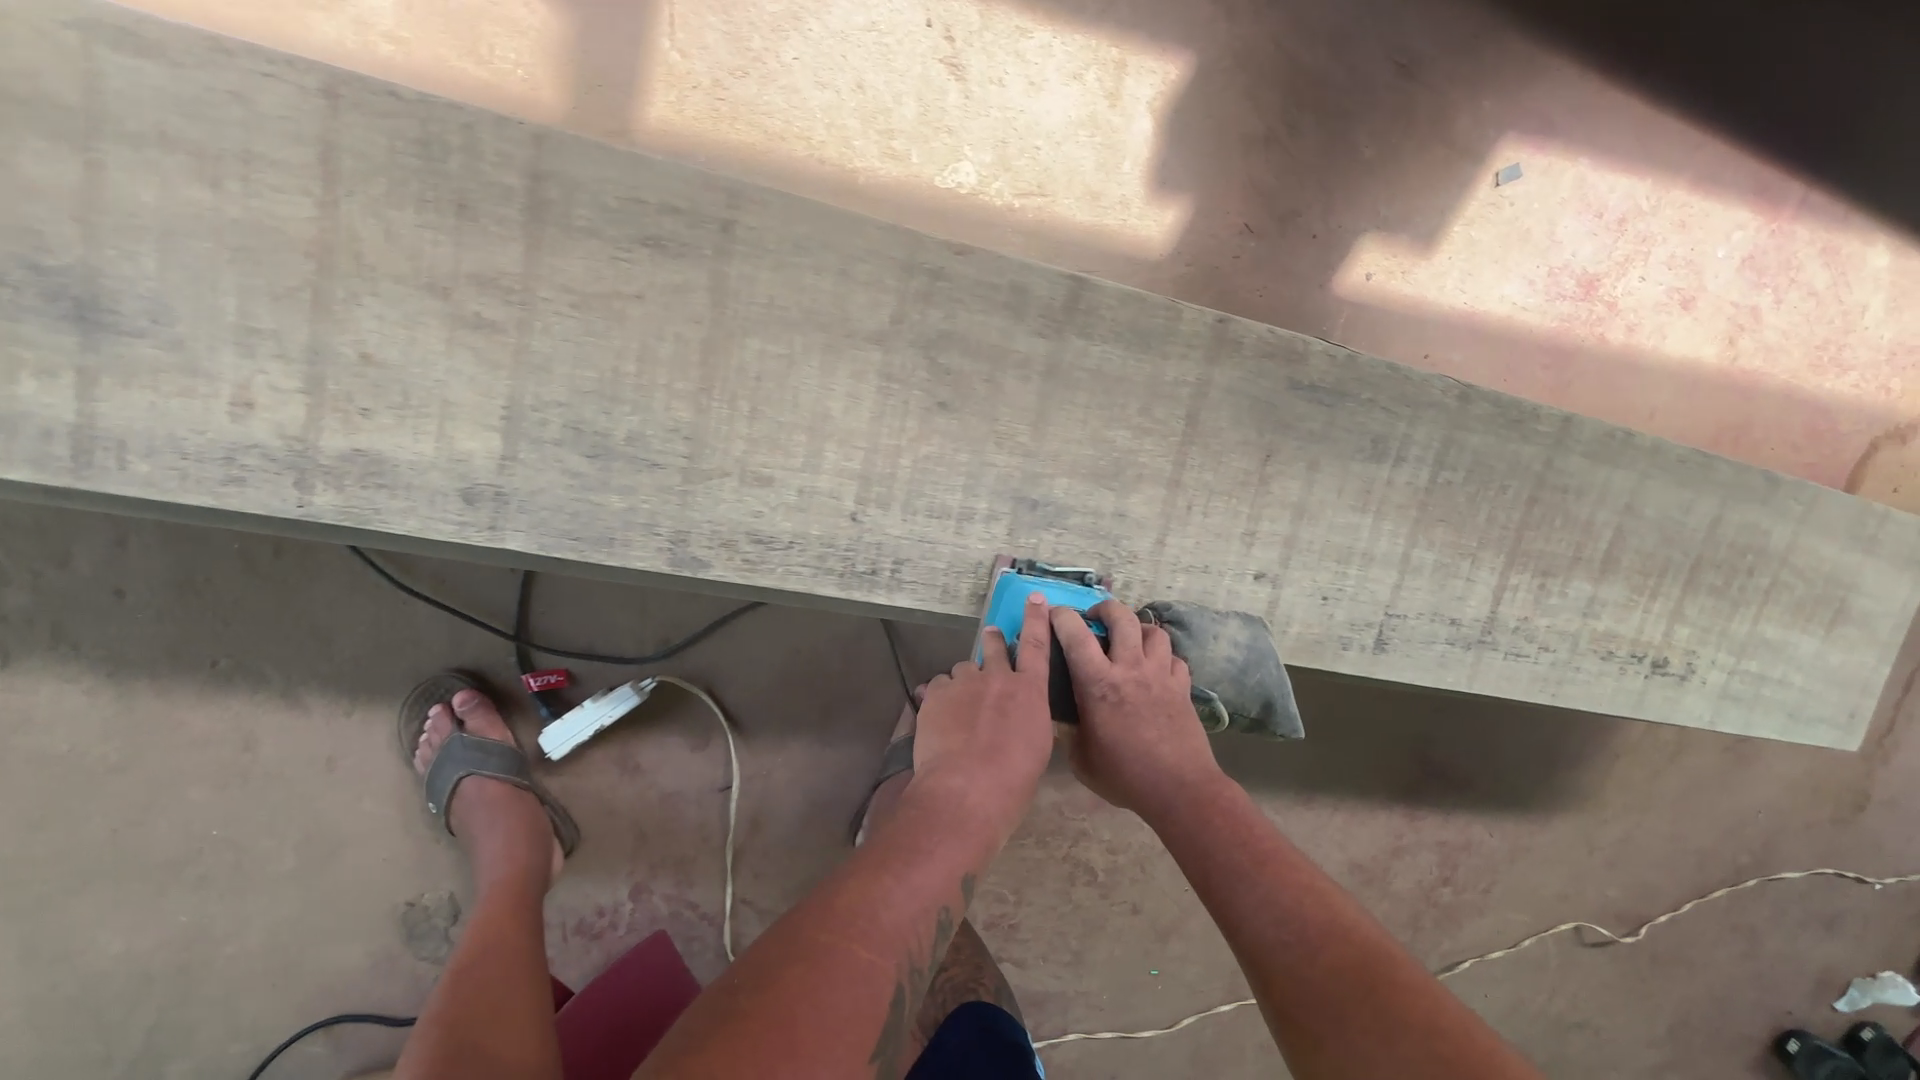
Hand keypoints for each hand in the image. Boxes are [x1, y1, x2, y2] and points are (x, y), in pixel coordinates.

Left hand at [907, 593, 1055, 841]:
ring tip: (960, 703)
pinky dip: (940, 696)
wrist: (966, 788)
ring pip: (963, 669)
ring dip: (964, 679)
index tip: (1034, 599)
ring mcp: (964, 684)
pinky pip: (938, 686)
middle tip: (991, 638)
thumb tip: (1020, 714)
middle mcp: (998, 678)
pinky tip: (938, 716)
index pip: (1037, 645)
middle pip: (995, 647)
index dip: (1036, 620)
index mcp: (1030, 691)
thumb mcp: (1036, 746)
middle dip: (993, 641)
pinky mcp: (935, 695)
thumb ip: (1029, 718)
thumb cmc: (1013, 779)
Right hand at [1052, 598, 1228, 820]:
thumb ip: (1069, 733)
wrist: (1179, 789)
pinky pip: (1175, 658)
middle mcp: (1130, 669)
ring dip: (1139, 629)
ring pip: (1154, 631)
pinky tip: (1157, 669)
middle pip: (1122, 617)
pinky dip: (1163, 657)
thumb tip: (1062, 719)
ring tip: (1131, 640)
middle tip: (1096, 617)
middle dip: (1105, 608)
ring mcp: (1161, 676)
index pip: (1075, 635)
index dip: (1061, 617)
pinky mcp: (1183, 688)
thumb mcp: (1081, 759)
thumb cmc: (1124, 776)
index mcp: (1097, 683)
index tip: (1054, 613)